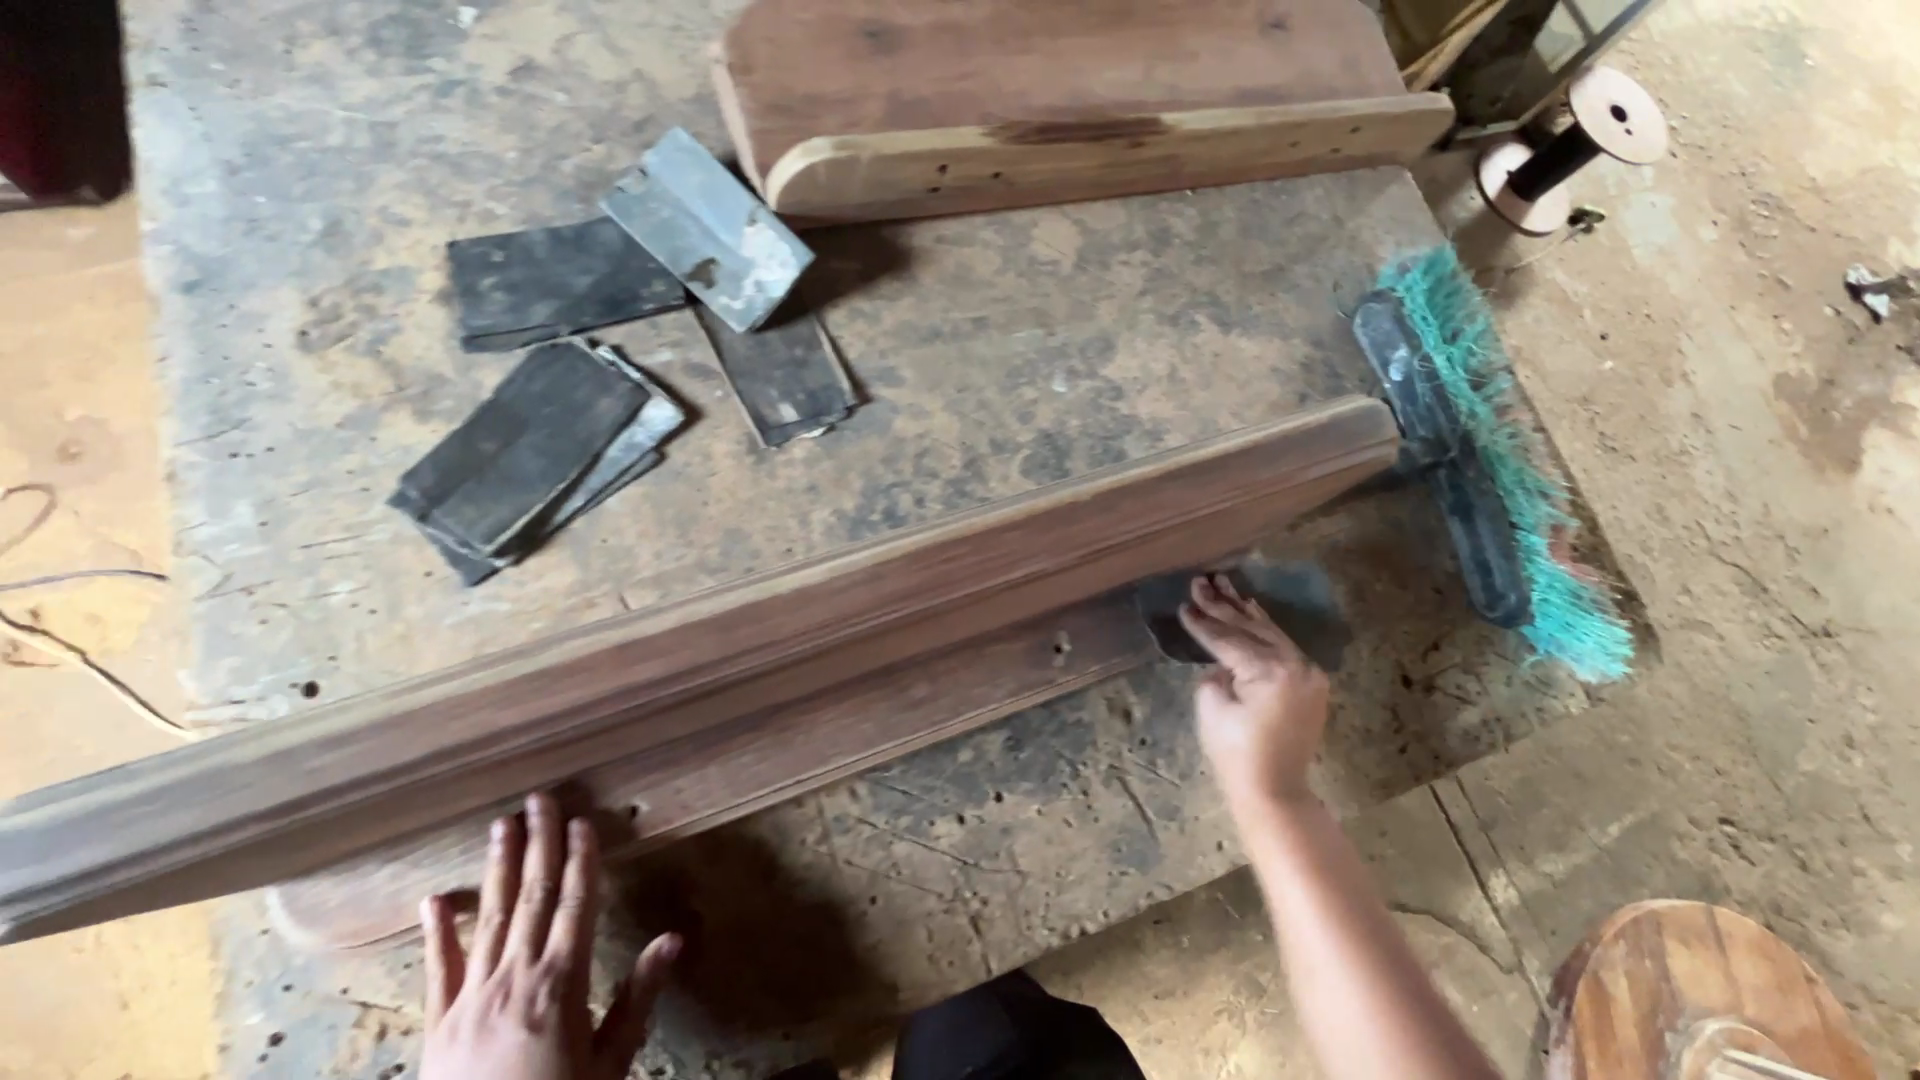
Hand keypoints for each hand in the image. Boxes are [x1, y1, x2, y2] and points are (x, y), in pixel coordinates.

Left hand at [420, 792, 681, 1079]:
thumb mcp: (611, 1063)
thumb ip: (639, 996)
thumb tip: (674, 938)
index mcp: (562, 983)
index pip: (576, 904)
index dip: (582, 859)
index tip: (583, 821)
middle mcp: (514, 978)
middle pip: (532, 897)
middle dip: (539, 844)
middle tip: (539, 799)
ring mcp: (471, 998)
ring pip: (489, 917)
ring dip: (497, 868)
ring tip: (500, 825)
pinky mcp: (437, 1024)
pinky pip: (438, 968)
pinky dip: (437, 931)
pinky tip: (435, 899)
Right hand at [1178, 573, 1329, 806]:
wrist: (1274, 790)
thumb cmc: (1235, 754)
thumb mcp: (1212, 708)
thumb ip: (1216, 673)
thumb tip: (1226, 665)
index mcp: (1270, 670)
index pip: (1228, 639)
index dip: (1202, 622)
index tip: (1184, 603)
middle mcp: (1295, 664)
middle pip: (1251, 628)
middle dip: (1223, 606)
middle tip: (1201, 581)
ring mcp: (1308, 673)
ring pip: (1270, 633)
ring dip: (1244, 611)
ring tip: (1224, 586)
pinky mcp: (1310, 684)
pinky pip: (1284, 648)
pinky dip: (1265, 630)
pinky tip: (1251, 611)